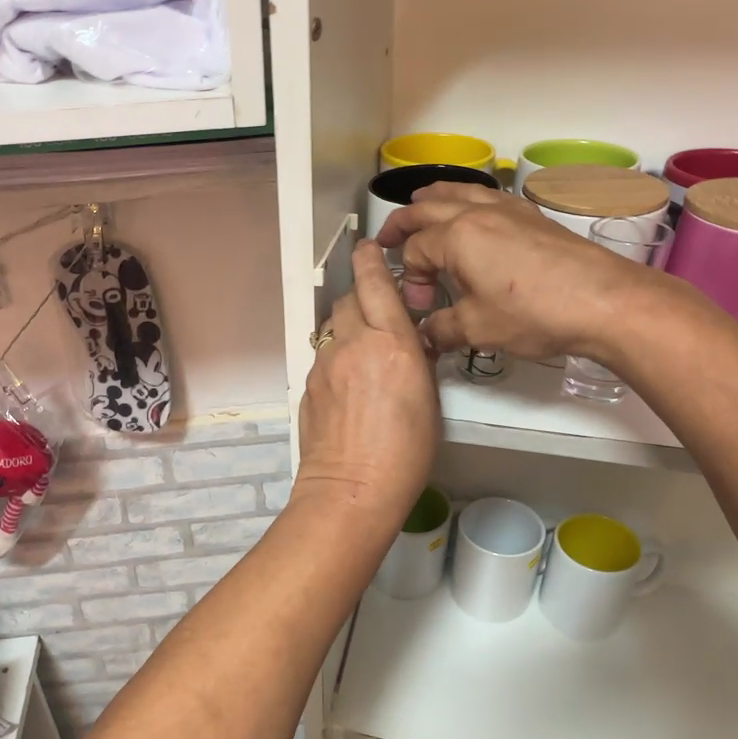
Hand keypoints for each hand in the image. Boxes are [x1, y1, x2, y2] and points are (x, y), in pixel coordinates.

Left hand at [294, 240, 440, 522]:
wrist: (351, 489)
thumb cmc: (404, 453)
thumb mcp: (428, 398)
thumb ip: (415, 360)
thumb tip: (408, 343)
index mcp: (392, 342)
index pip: (374, 281)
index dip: (370, 259)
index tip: (369, 249)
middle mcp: (353, 344)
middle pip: (348, 299)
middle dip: (361, 297)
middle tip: (378, 311)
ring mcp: (325, 364)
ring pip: (333, 328)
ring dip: (348, 329)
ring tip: (364, 352)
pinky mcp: (309, 386)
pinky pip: (323, 357)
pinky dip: (336, 358)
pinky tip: (350, 385)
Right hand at [376, 183, 662, 359]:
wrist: (602, 301)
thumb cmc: (534, 313)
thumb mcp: (478, 329)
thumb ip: (443, 329)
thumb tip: (425, 336)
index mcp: (456, 237)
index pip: (416, 250)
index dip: (412, 280)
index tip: (422, 309)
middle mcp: (477, 214)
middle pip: (428, 209)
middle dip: (403, 222)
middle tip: (385, 237)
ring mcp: (508, 211)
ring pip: (460, 192)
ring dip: (435, 197)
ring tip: (420, 200)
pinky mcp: (532, 217)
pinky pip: (488, 197)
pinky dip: (468, 198)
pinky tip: (474, 211)